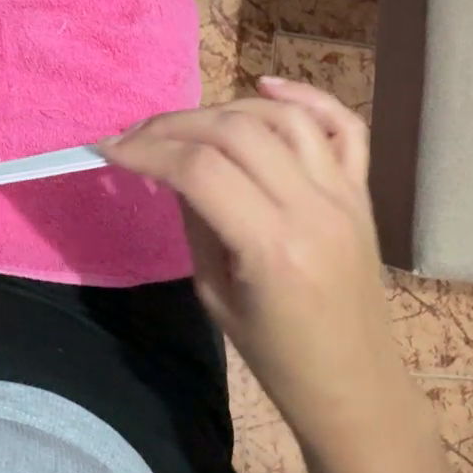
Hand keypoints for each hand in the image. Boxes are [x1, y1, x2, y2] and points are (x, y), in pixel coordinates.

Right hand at [99, 77, 394, 436]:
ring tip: (188, 125)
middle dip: (175, 125)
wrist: (355, 386)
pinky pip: (343, 126)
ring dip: (225, 108)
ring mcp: (345, 194)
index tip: (110, 149)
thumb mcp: (215, 293)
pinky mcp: (362, 191)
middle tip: (136, 136)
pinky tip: (267, 86)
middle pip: (236, 131)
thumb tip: (172, 167)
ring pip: (283, 117)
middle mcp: (314, 208)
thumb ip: (196, 221)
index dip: (147, 150)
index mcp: (273, 248)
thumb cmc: (277, 358)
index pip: (200, 170)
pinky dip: (305, 96)